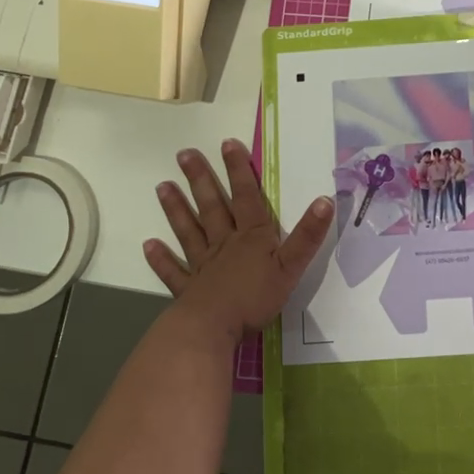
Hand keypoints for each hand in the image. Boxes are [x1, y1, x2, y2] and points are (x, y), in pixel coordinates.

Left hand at [145, 139, 333, 342]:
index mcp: (252, 237)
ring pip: (189, 231)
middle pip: (212, 207)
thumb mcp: (291, 266)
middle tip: (184, 154)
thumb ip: (307, 235)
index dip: (239, 170)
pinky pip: (173, 272)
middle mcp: (225, 244)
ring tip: (162, 186)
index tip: (227, 143)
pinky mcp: (188, 291)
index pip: (247, 196)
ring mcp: (203, 266)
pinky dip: (161, 259)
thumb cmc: (254, 298)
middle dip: (201, 180)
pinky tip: (148, 245)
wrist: (212, 329)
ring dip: (176, 209)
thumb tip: (325, 199)